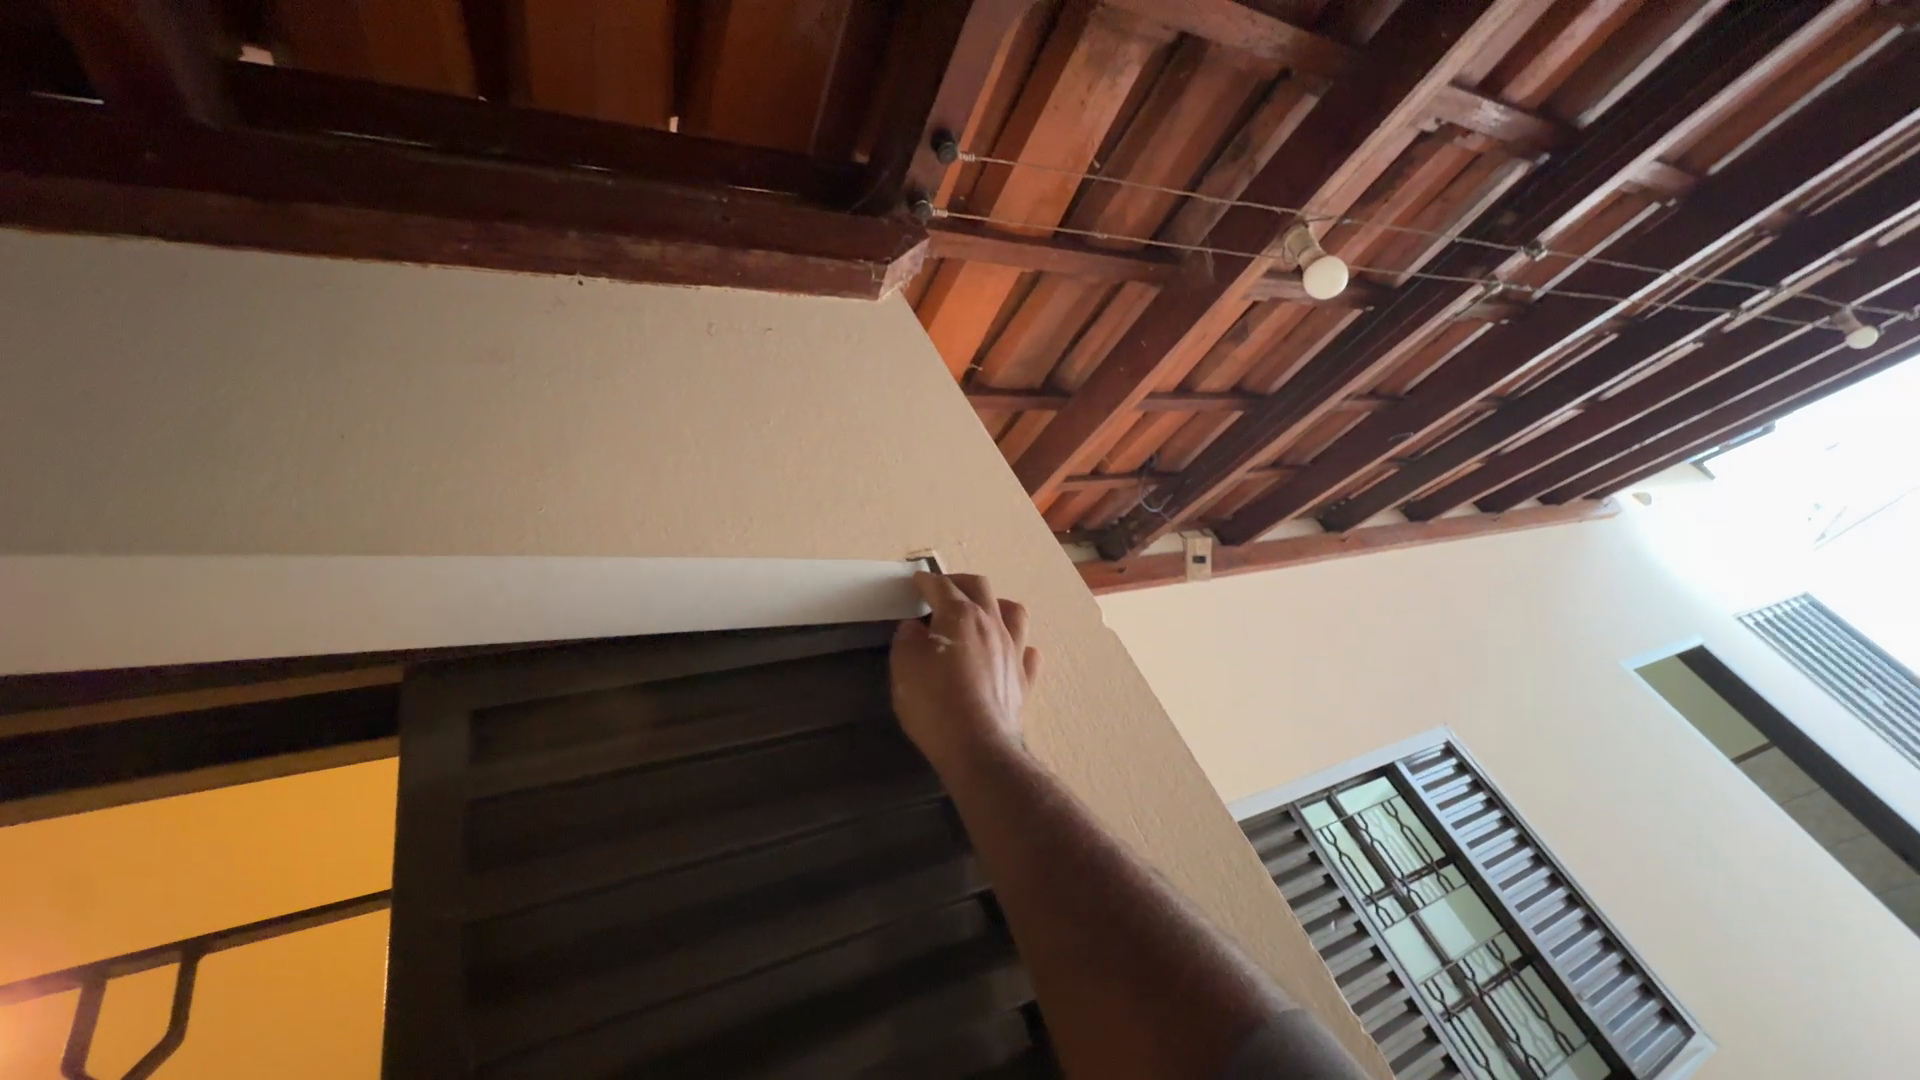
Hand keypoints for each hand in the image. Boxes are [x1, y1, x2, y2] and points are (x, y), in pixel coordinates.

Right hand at [890, 572, 1042, 774]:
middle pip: (981, 588)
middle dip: (960, 582)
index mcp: (960, 616)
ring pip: (1014, 612)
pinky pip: (1028, 652)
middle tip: (945, 588)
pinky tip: (1011, 650)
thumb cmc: (934, 702)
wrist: (978, 747)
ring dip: (996, 604)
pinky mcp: (1024, 679)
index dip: (927, 581)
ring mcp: (1013, 651)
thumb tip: (916, 628)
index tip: (917, 580)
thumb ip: (908, 639)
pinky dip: (1019, 645)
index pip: (942, 587)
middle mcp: (992, 625)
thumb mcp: (904, 666)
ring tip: (983, 610)